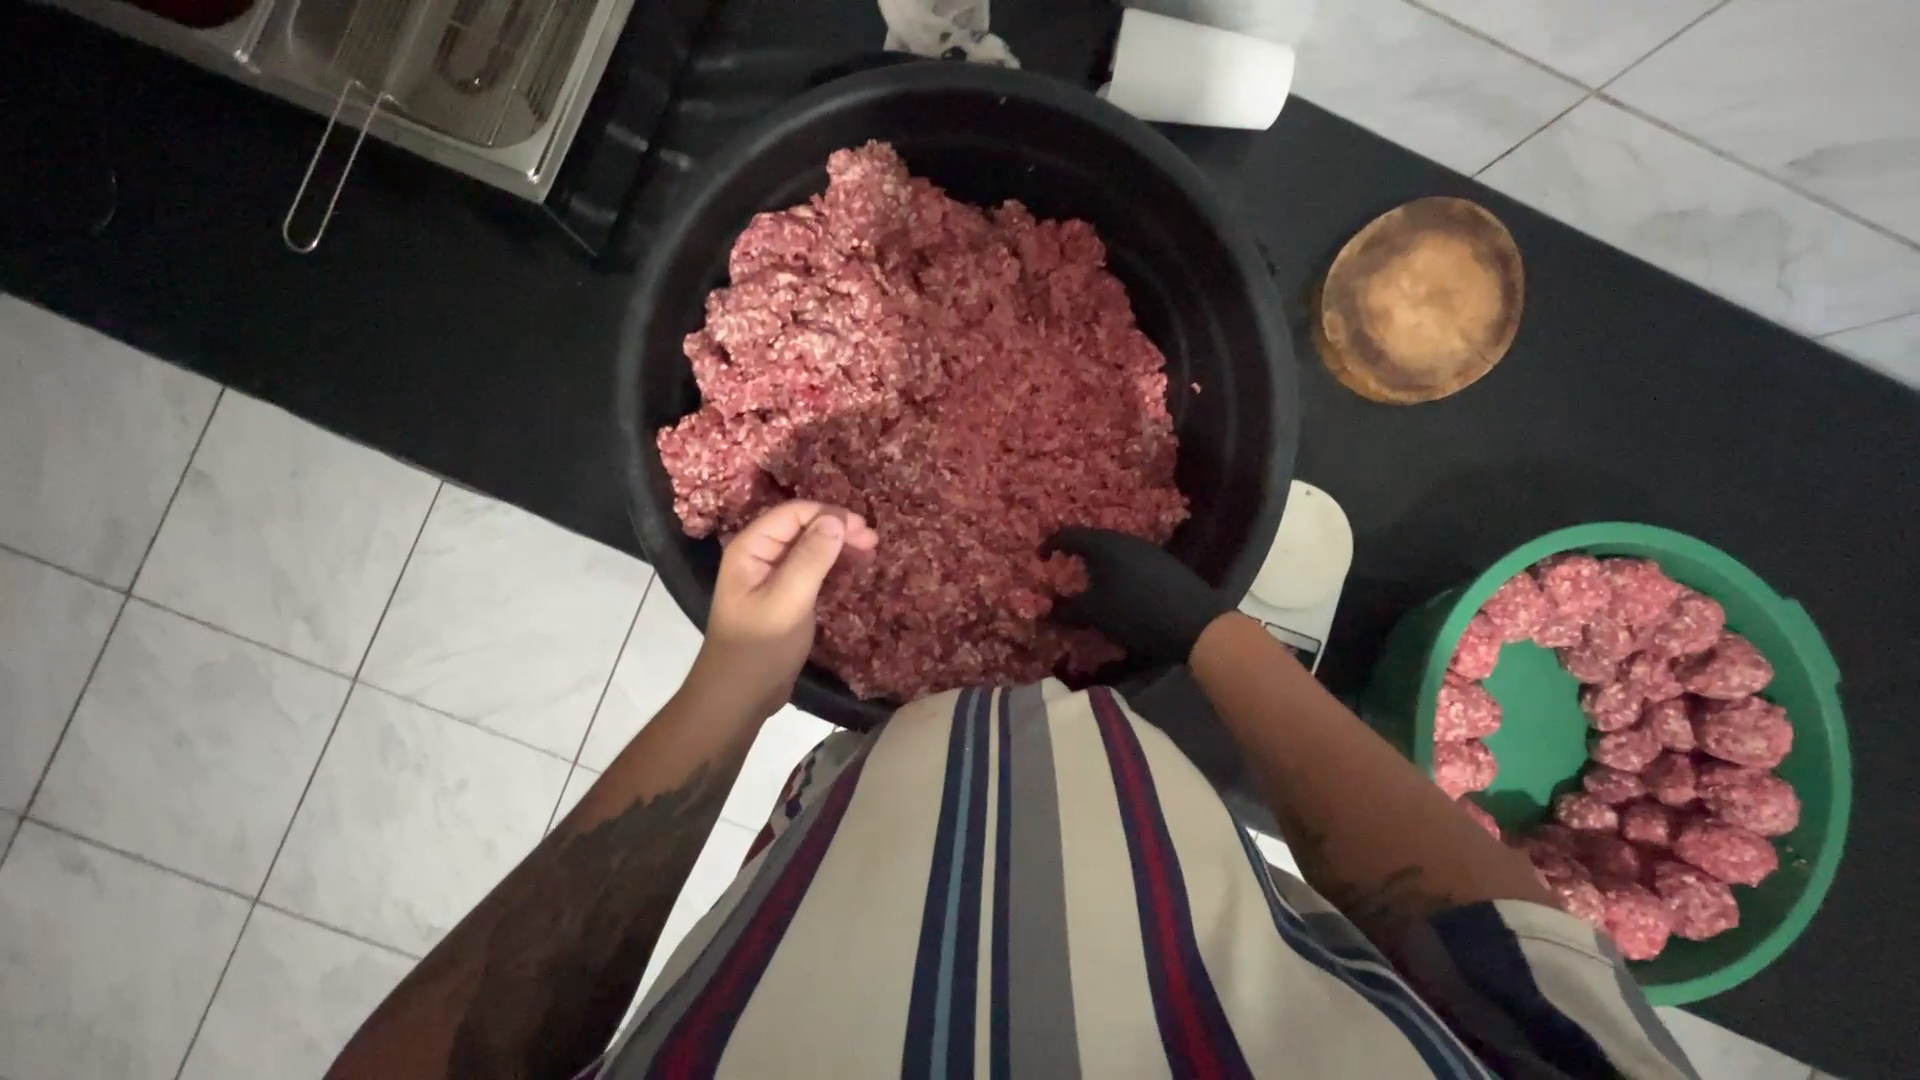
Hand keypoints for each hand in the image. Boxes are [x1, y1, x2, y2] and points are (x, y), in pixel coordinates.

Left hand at [688, 500, 878, 720]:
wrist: (739, 696)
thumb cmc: (760, 647)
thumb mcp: (788, 601)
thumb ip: (811, 558)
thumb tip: (837, 520)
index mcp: (751, 548)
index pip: (793, 514)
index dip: (830, 515)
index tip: (864, 530)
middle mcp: (759, 555)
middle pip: (802, 527)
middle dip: (838, 528)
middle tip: (873, 541)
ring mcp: (771, 576)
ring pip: (809, 547)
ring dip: (839, 545)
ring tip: (870, 552)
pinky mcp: (784, 595)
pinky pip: (811, 569)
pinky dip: (833, 565)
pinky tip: (853, 570)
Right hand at [1046, 527, 1232, 666]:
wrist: (1196, 624)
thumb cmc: (1135, 614)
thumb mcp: (1095, 615)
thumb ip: (1067, 610)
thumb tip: (1048, 610)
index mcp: (1103, 545)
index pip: (1068, 535)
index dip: (1050, 545)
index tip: (1041, 558)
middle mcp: (1125, 540)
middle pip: (1093, 542)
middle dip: (1076, 556)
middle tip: (1065, 572)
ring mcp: (1149, 551)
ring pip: (1114, 552)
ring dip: (1099, 566)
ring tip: (1091, 586)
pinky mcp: (1165, 565)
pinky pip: (1132, 563)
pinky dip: (1118, 574)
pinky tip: (1121, 594)